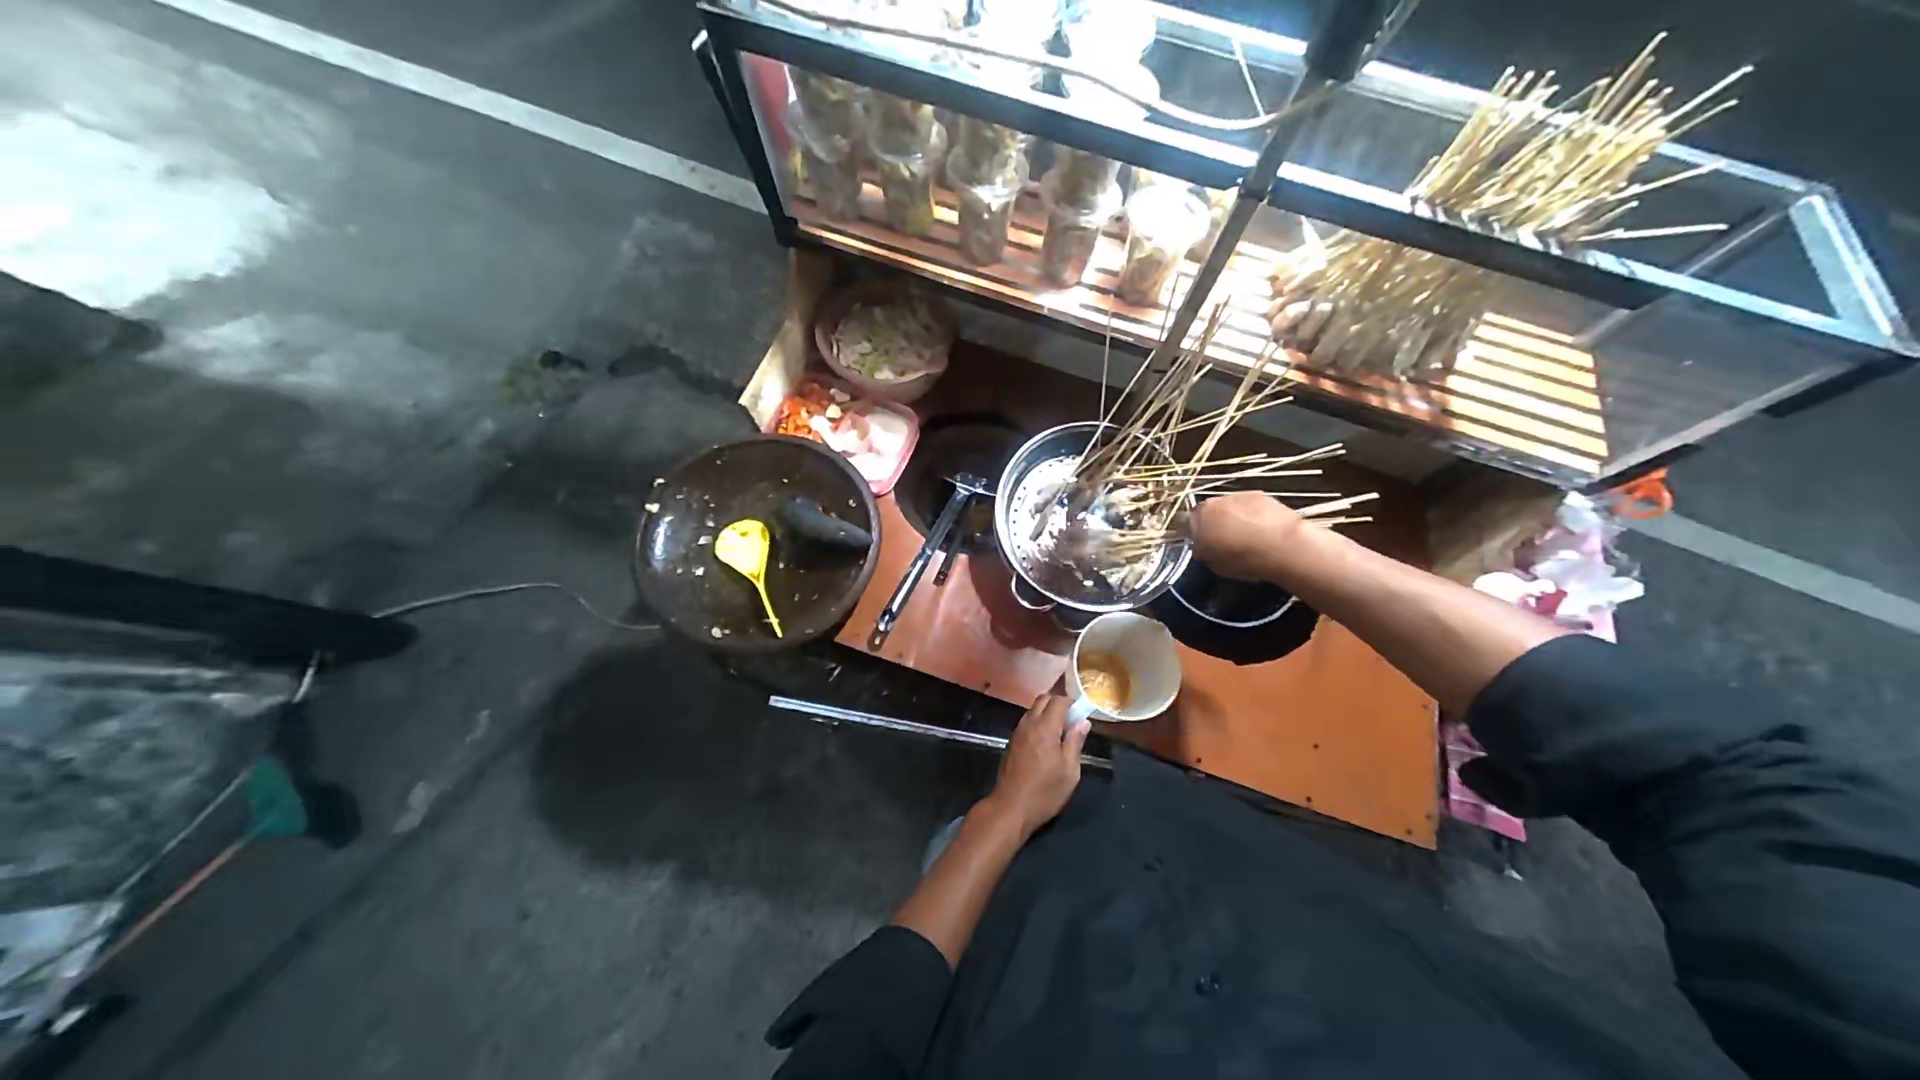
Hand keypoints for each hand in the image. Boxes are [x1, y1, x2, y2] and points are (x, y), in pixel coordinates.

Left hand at [983, 694, 1089, 837]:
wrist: (1010, 807)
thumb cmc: (1045, 791)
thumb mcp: (1069, 771)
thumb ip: (1075, 742)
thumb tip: (1083, 722)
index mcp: (1045, 728)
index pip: (1058, 700)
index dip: (1071, 701)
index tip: (1081, 712)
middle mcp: (1028, 724)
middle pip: (1042, 699)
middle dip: (1058, 702)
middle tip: (1072, 717)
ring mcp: (1017, 732)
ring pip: (1032, 710)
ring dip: (1046, 712)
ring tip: (1061, 729)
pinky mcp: (1011, 742)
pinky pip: (1026, 722)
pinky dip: (1038, 722)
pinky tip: (1046, 740)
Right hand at [1191, 492, 1302, 580]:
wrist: (1283, 546)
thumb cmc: (1243, 559)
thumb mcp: (1214, 564)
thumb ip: (1204, 551)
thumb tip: (1203, 547)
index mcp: (1199, 518)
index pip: (1187, 524)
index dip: (1193, 535)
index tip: (1201, 545)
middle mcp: (1215, 502)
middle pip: (1209, 512)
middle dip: (1213, 523)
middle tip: (1224, 541)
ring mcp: (1239, 496)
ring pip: (1230, 507)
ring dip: (1234, 518)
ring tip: (1246, 536)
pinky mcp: (1262, 495)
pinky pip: (1250, 506)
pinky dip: (1252, 515)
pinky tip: (1262, 530)